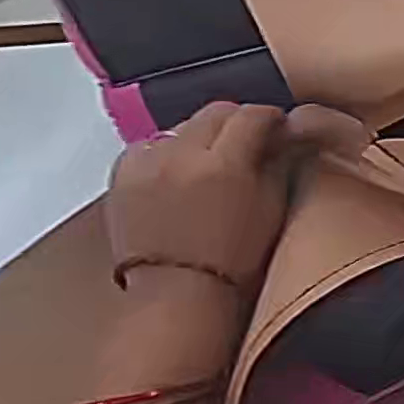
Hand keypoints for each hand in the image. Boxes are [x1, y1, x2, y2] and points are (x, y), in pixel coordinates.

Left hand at [106, 102, 363, 295]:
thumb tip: (282, 138)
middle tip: (253, 137)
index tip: (280, 125)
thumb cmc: (237, 257)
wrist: (179, 291)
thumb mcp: (273, 208)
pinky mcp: (121, 175)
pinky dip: (169, 149)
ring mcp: (146, 163)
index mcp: (224, 165)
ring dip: (204, 134)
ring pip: (182, 125)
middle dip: (238, 119)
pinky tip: (181, 168)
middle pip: (215, 112)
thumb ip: (277, 165)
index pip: (252, 116)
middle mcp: (181, 155)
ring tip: (215, 156)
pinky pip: (150, 144)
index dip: (271, 117)